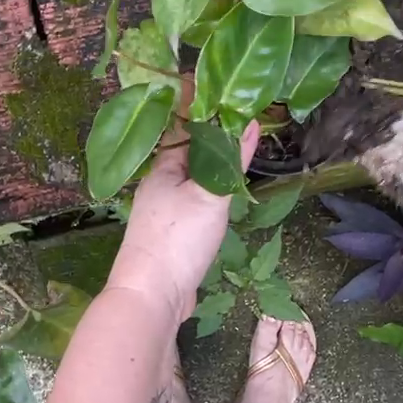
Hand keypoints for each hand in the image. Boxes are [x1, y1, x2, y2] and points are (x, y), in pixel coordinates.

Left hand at [105, 119, 261, 321]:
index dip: (210, 119)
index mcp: (162, 169)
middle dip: (214, 149)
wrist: (152, 295)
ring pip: (190, 187)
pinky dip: (206, 204)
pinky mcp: (167, 239)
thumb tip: (250, 124)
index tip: (236, 108)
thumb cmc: (179, 238)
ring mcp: (160, 216)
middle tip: (246, 136)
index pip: (186, 131)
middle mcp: (157, 188)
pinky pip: (190, 211)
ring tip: (239, 168)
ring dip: (211, 178)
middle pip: (189, 160)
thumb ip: (231, 162)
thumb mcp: (211, 195)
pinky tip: (219, 210)